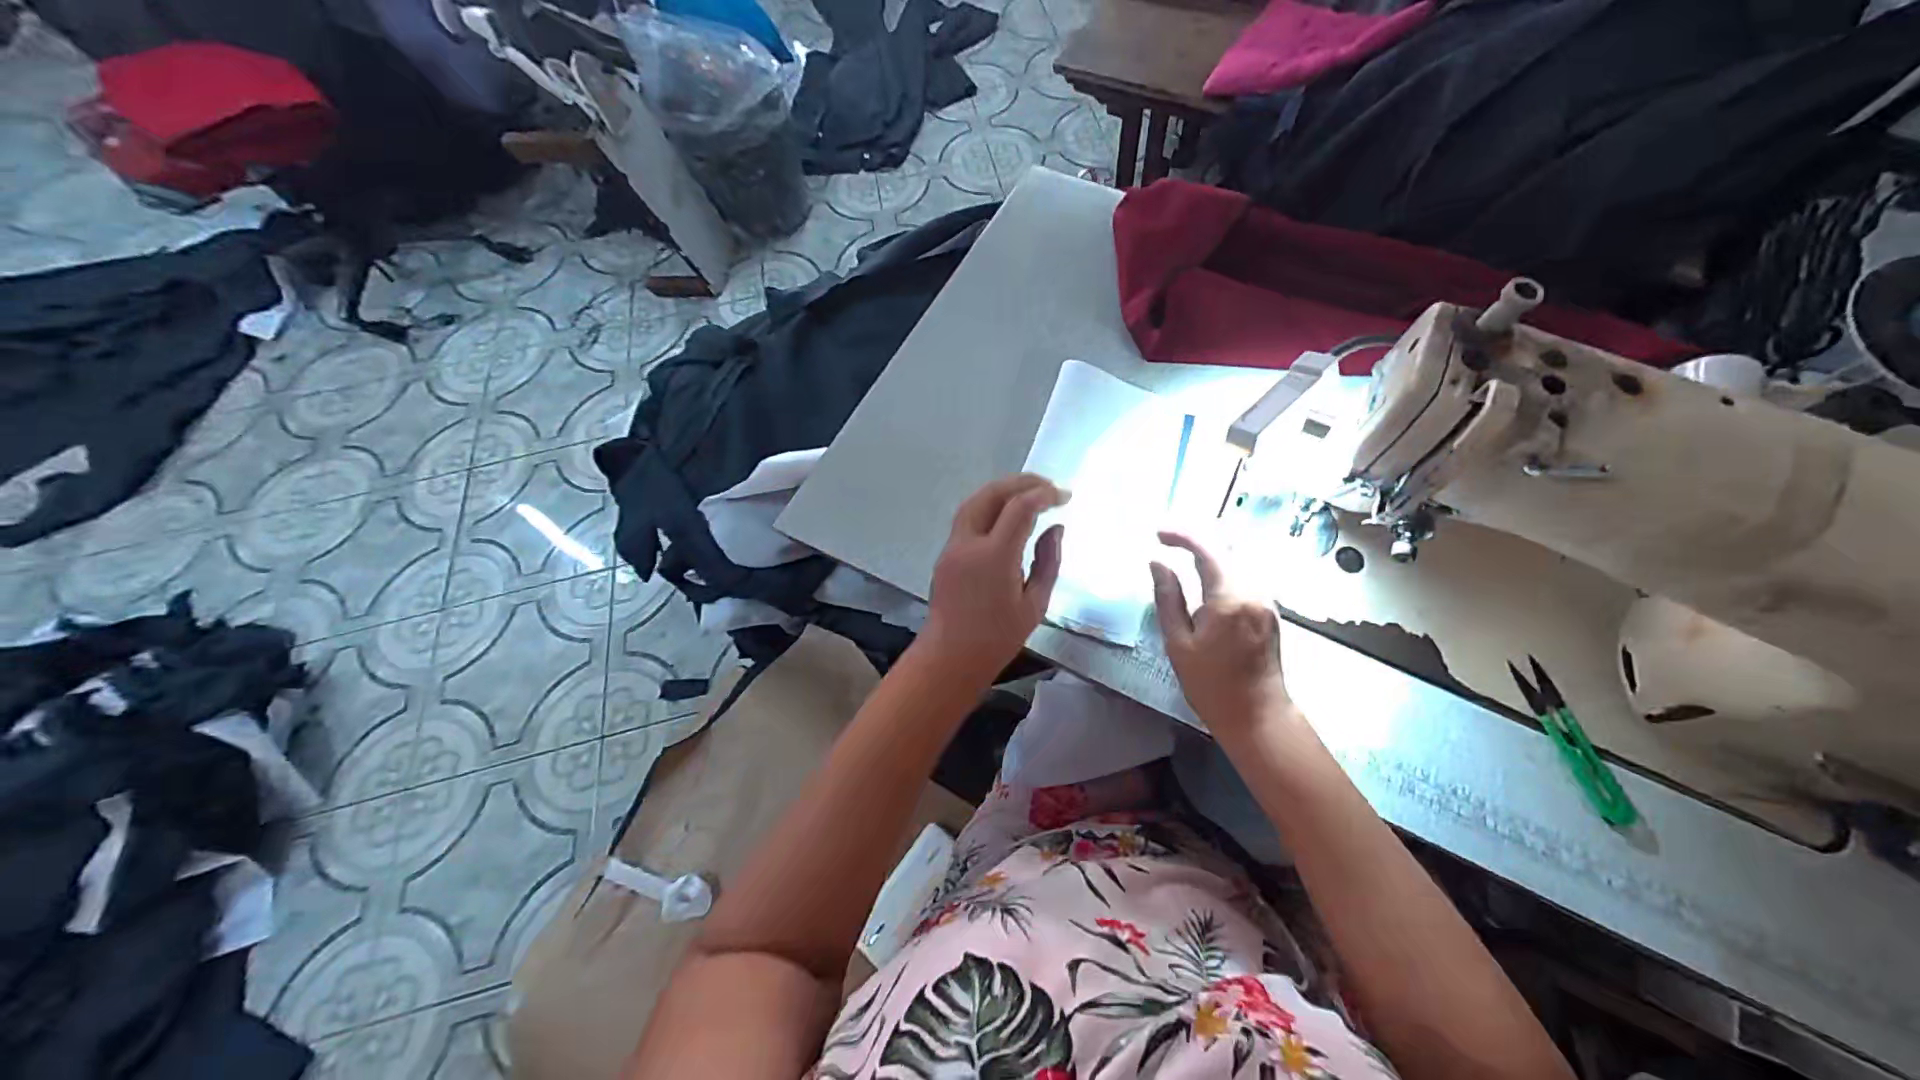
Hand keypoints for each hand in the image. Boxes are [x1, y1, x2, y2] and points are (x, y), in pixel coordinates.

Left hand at [918, 474, 1066, 685]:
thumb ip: (1048, 562)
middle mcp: (969, 543)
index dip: (1045, 495)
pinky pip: (967, 518)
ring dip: (1002, 490)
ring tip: (1028, 492)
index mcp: (994, 556)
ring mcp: (952, 547)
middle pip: (992, 494)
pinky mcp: (945, 554)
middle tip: (1048, 485)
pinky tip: (1005, 513)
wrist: (950, 657)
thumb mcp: (1035, 604)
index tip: (1065, 496)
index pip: (1020, 508)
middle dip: (1022, 482)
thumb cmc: (997, 638)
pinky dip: (989, 506)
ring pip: (975, 501)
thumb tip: (1054, 529)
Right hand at [1151, 530, 1291, 734]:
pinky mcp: (1269, 611)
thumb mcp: (1178, 643)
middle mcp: (1253, 592)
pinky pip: (1245, 575)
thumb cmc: (1210, 684)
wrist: (1256, 715)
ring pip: (1238, 559)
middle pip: (1226, 548)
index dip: (1181, 535)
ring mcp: (1266, 600)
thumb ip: (1168, 598)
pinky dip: (1223, 567)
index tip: (1157, 535)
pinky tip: (1206, 575)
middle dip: (1196, 537)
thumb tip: (1158, 563)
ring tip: (1183, 552)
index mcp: (1229, 598)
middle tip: (1167, 539)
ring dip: (1211, 551)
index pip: (1207, 549)